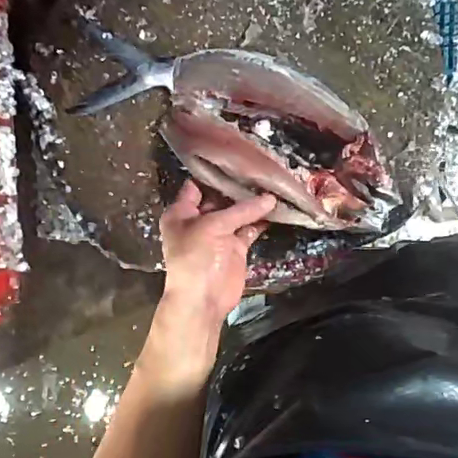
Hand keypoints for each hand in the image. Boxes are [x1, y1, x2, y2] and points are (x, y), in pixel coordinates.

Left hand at [148, 181, 277, 376]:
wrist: (203, 298)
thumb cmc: (196, 257)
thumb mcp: (213, 227)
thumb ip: (242, 211)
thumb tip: (270, 199)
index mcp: (181, 213)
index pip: (196, 186)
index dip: (214, 173)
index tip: (235, 158)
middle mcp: (199, 220)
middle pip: (220, 198)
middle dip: (238, 187)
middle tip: (261, 169)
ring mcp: (219, 234)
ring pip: (238, 213)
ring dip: (253, 204)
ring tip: (273, 185)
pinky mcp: (235, 247)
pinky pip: (249, 229)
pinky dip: (261, 221)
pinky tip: (276, 209)